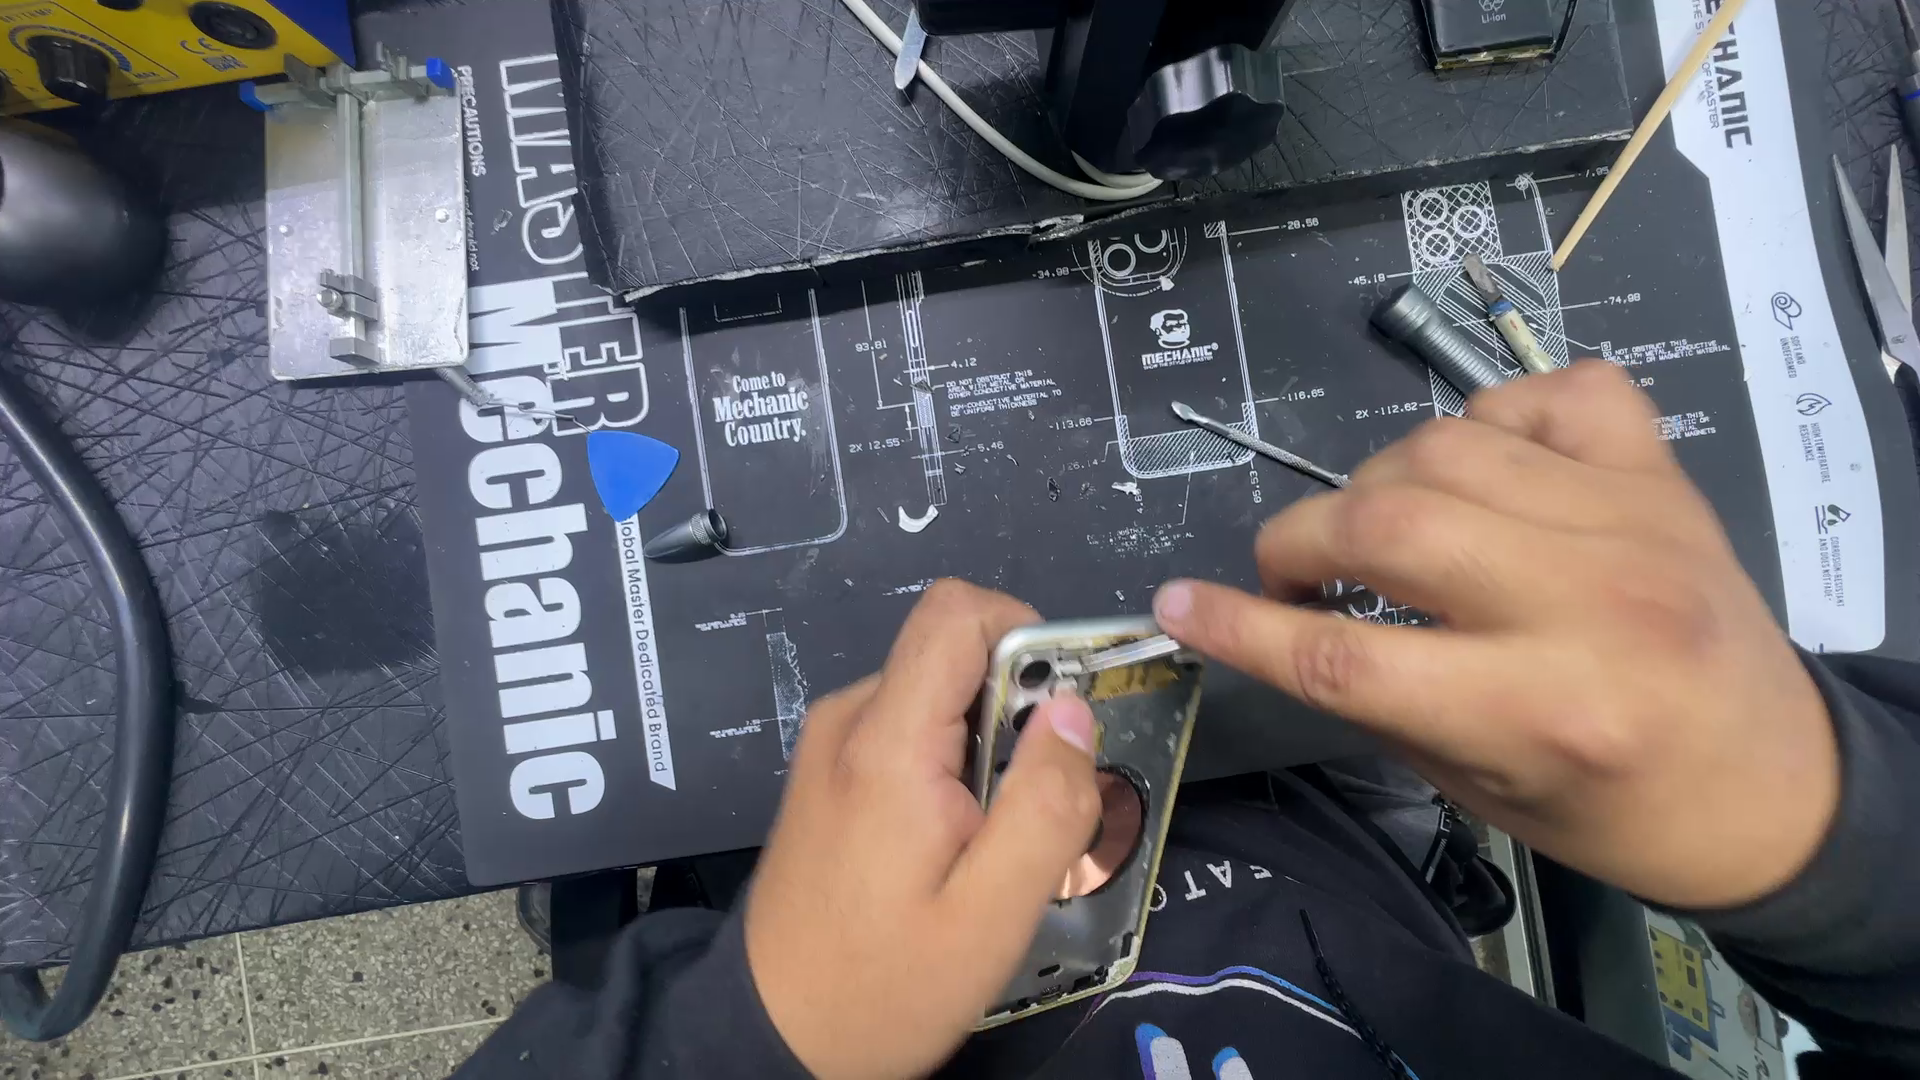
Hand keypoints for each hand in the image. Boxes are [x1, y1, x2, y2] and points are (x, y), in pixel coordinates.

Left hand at [744, 580, 1102, 1079]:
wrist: (772, 1031)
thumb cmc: (884, 984)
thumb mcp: (992, 915)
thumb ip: (1046, 805)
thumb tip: (1073, 709)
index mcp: (887, 739)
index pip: (956, 612)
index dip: (1021, 631)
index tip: (1057, 704)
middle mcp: (851, 714)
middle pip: (952, 651)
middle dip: (1014, 702)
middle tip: (1028, 795)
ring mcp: (834, 736)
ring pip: (937, 688)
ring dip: (985, 736)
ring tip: (988, 827)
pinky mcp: (830, 761)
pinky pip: (910, 722)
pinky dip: (950, 754)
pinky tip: (948, 830)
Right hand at [1152, 361, 1837, 910]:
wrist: (1780, 787)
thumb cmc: (1602, 807)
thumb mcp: (1461, 779)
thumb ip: (1360, 688)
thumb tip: (1267, 614)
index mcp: (1537, 713)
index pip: (1341, 659)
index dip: (1236, 626)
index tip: (1177, 606)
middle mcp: (1588, 604)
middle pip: (1384, 528)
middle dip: (1297, 542)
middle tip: (1291, 573)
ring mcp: (1632, 522)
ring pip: (1441, 447)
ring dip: (1371, 485)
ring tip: (1377, 529)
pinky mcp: (1662, 475)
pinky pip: (1547, 394)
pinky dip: (1486, 417)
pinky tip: (1479, 470)